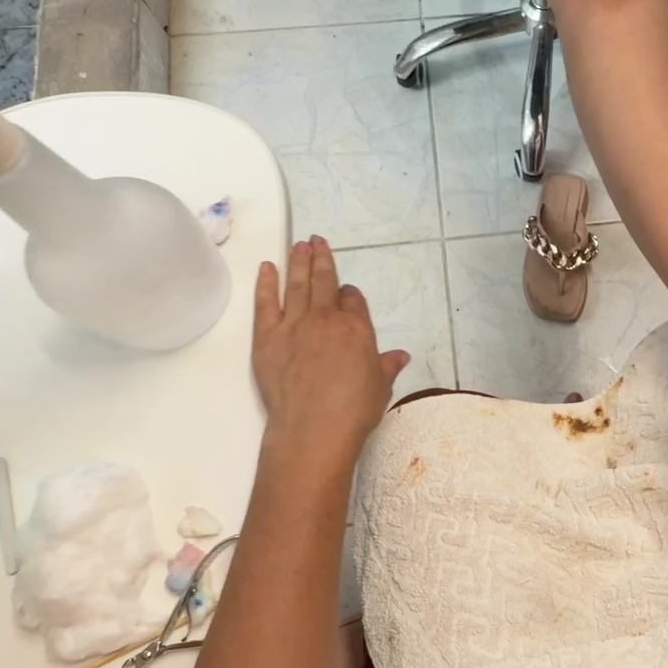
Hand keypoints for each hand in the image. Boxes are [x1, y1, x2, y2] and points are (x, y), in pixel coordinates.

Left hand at [252, 237, 408, 460]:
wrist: (314, 427)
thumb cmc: (355, 409)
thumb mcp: (381, 386)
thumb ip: (388, 366)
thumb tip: (401, 356)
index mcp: (357, 328)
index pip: (353, 300)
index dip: (349, 294)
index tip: (345, 292)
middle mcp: (326, 318)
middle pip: (324, 282)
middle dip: (322, 260)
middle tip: (317, 240)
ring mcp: (294, 325)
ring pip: (297, 285)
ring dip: (298, 263)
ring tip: (299, 245)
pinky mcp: (267, 336)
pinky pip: (266, 303)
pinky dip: (266, 283)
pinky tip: (268, 268)